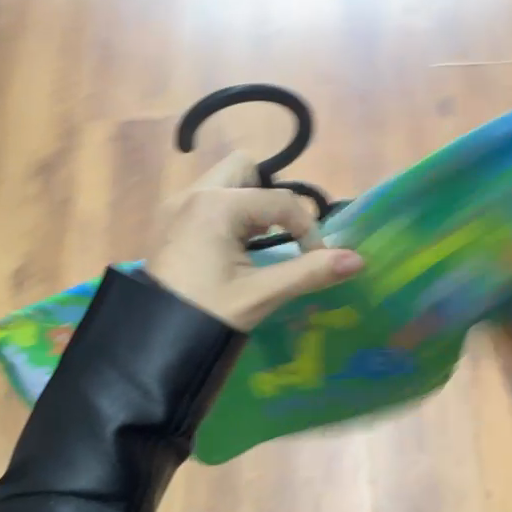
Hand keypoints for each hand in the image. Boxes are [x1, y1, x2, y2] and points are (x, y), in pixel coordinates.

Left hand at [148, 153, 363, 330]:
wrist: (154, 343)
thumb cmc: (206, 316)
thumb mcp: (261, 294)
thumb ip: (309, 272)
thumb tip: (358, 260)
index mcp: (217, 205)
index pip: (280, 201)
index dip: (307, 230)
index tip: (317, 261)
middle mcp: (194, 194)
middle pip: (246, 168)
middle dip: (269, 196)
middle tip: (277, 236)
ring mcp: (176, 206)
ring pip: (224, 182)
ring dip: (248, 205)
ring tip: (255, 245)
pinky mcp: (168, 222)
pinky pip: (206, 200)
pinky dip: (226, 215)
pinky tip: (230, 251)